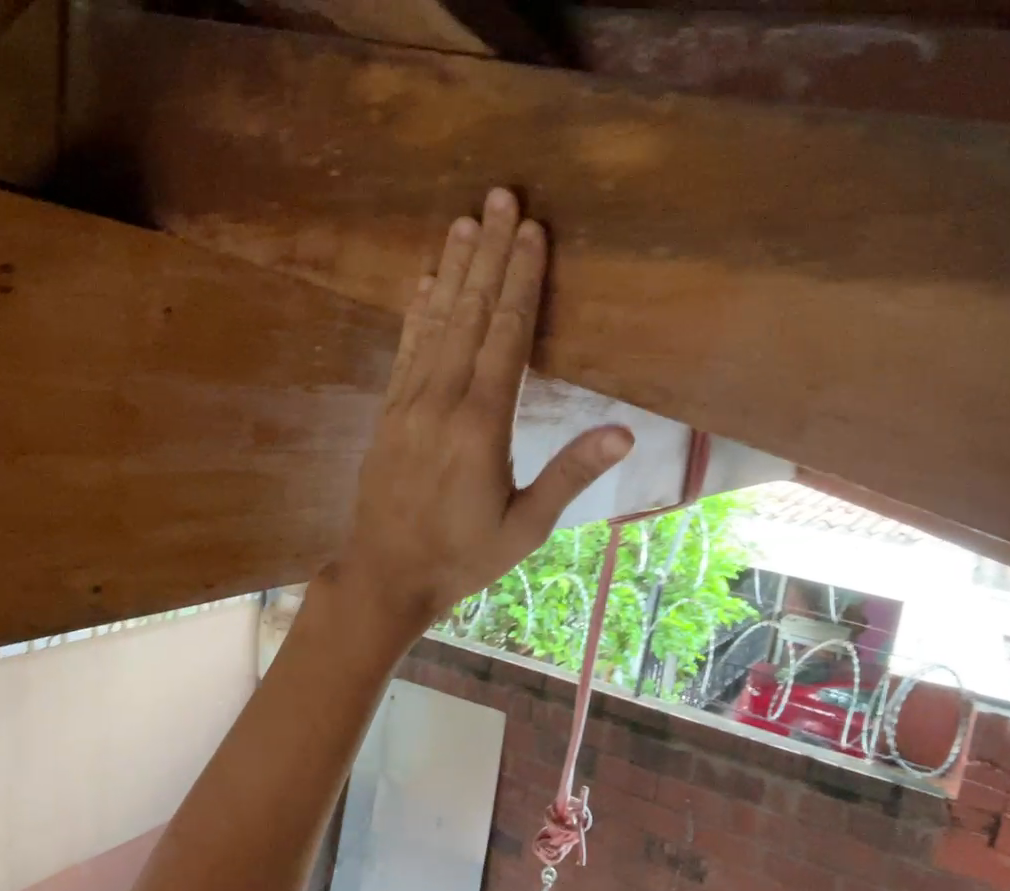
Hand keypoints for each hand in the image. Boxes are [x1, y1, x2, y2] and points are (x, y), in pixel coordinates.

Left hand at [325, 188, 634, 634]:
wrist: (385, 575)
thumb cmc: (462, 557)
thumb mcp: (526, 527)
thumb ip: (570, 473)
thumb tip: (625, 430)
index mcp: (481, 426)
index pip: (507, 336)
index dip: (521, 280)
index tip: (530, 231)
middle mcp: (441, 402)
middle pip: (469, 314)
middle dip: (488, 253)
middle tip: (499, 196)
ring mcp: (408, 404)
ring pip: (434, 324)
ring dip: (451, 270)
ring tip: (463, 221)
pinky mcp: (387, 414)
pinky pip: (404, 352)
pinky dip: (415, 313)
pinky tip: (422, 282)